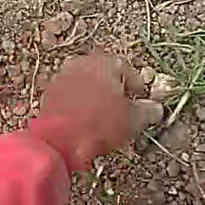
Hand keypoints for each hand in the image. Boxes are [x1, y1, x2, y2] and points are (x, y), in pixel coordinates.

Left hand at [27, 53, 139, 172]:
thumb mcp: (132, 120)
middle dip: (115, 89)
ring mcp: (61, 78)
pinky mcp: (48, 95)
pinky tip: (86, 122)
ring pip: (86, 84)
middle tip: (124, 107)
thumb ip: (147, 111)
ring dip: (96, 96)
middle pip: (104, 74)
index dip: (137, 85)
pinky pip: (71, 96)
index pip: (126, 68)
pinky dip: (80, 105)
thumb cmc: (100, 125)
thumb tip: (156, 109)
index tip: (141, 99)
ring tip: (105, 116)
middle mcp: (81, 63)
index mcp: (103, 62)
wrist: (58, 142)